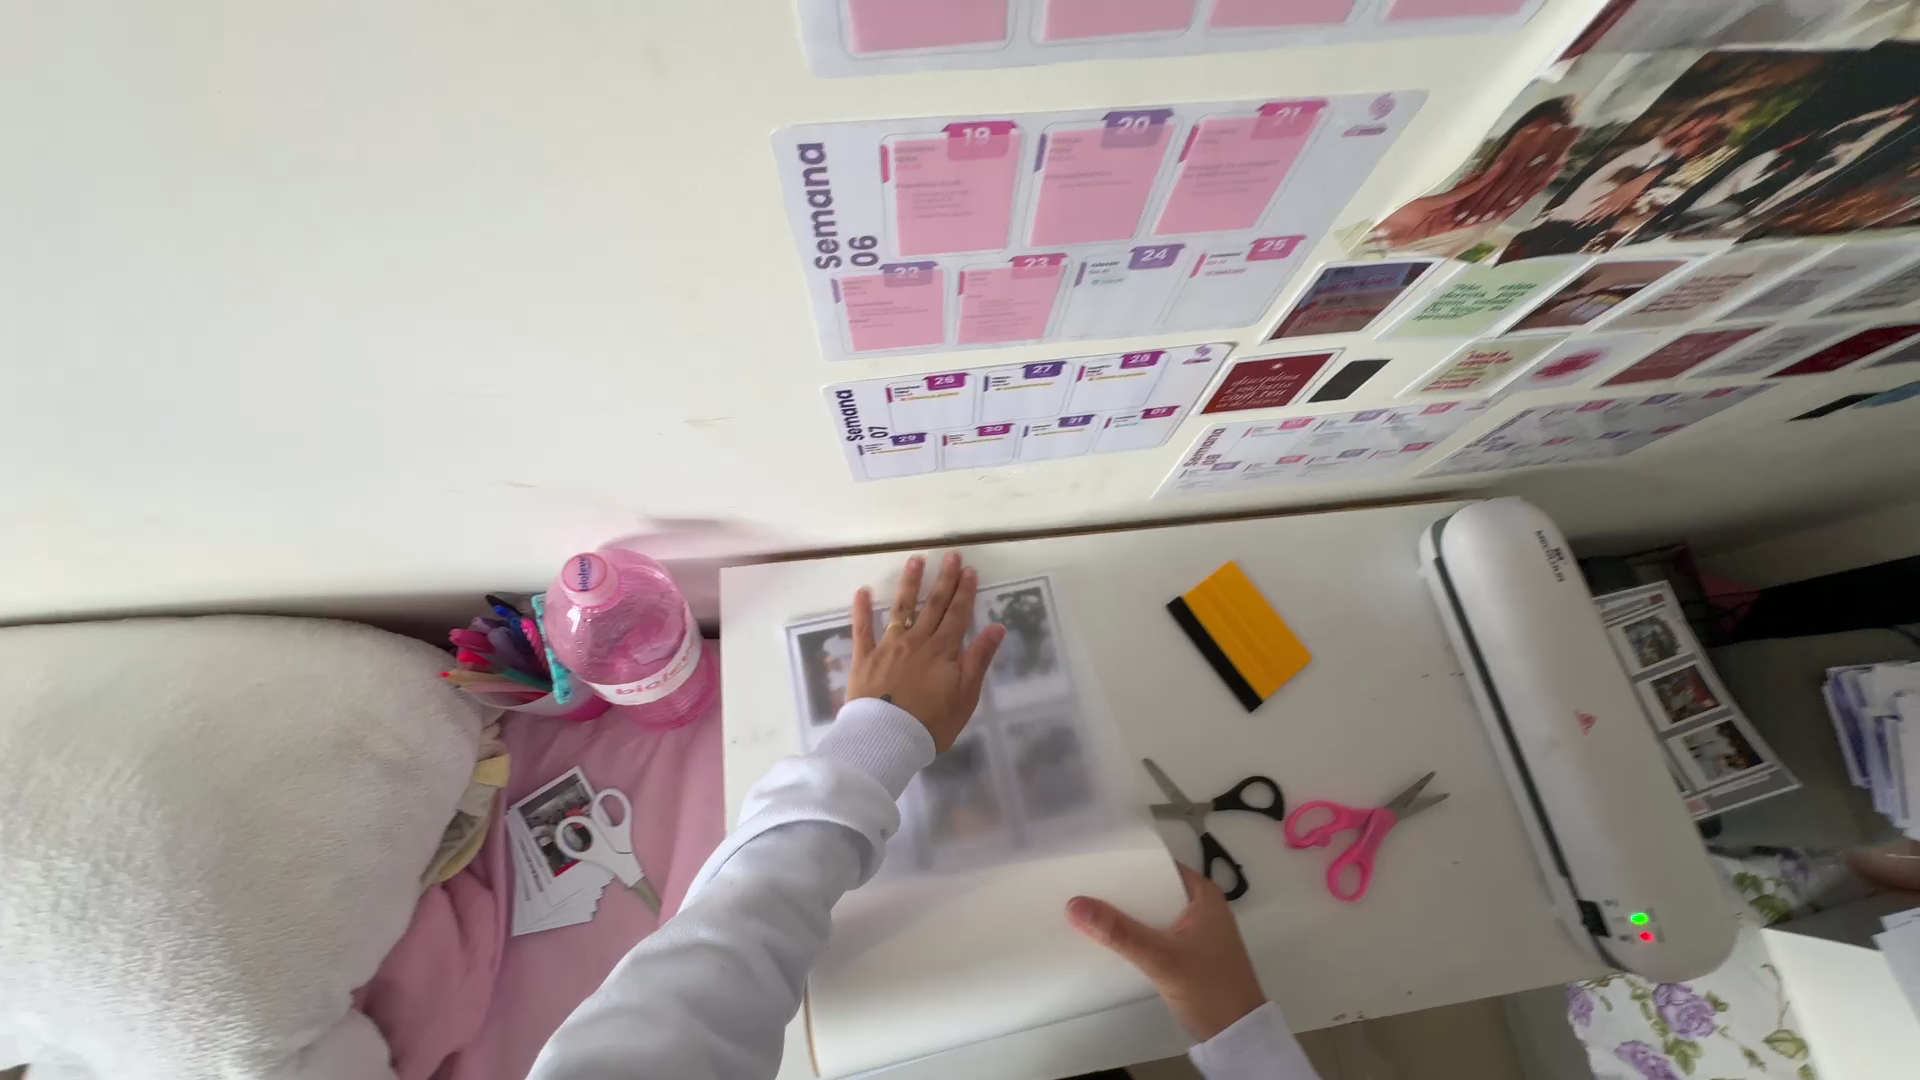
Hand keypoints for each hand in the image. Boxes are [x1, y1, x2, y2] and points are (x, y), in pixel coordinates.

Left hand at [848, 553, 1004, 752]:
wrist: (887, 739)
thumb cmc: (931, 723)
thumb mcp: (965, 695)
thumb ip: (978, 659)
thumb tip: (996, 627)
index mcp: (943, 650)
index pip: (957, 614)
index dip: (964, 591)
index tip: (969, 570)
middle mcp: (917, 641)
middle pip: (933, 605)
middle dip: (944, 579)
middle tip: (950, 556)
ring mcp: (888, 646)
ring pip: (901, 608)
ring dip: (910, 583)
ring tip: (915, 560)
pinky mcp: (864, 658)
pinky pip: (861, 629)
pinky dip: (862, 609)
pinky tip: (863, 591)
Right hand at [1066, 863, 1266, 1042]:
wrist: (1240, 1039)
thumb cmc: (1211, 990)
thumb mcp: (1161, 959)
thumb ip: (1119, 932)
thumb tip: (1075, 906)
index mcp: (1203, 893)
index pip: (1157, 865)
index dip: (1125, 864)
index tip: (1093, 865)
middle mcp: (1202, 905)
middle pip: (1153, 888)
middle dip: (1122, 891)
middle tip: (1086, 887)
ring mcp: (1198, 929)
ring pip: (1155, 911)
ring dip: (1130, 914)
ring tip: (1093, 909)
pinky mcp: (1193, 951)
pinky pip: (1158, 930)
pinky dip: (1139, 932)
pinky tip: (1115, 937)